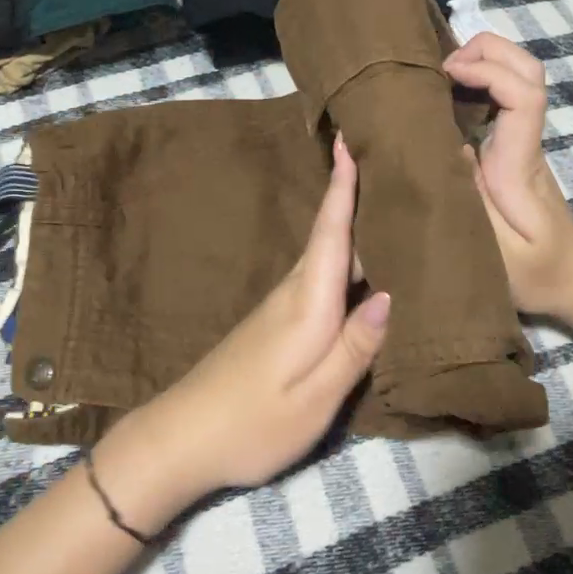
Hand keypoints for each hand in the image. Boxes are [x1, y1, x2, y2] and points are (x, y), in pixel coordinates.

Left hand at [100, 137, 390, 518]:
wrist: (182, 438)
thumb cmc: (252, 420)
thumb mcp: (314, 397)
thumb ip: (354, 346)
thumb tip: (390, 294)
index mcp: (307, 302)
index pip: (332, 230)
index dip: (344, 184)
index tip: (351, 135)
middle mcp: (294, 291)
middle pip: (331, 233)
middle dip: (355, 192)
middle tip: (389, 158)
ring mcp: (282, 306)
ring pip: (326, 252)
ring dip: (351, 221)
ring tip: (386, 200)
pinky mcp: (277, 322)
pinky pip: (320, 273)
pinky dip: (343, 254)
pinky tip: (361, 262)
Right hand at [443, 33, 572, 319]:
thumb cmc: (535, 273)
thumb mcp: (496, 254)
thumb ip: (471, 201)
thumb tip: (449, 145)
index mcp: (520, 162)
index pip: (523, 95)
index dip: (487, 70)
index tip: (448, 74)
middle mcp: (526, 140)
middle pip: (528, 69)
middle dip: (487, 50)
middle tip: (440, 66)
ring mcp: (524, 140)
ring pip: (520, 75)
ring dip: (484, 60)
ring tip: (440, 75)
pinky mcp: (515, 146)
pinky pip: (505, 95)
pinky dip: (480, 77)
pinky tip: (449, 93)